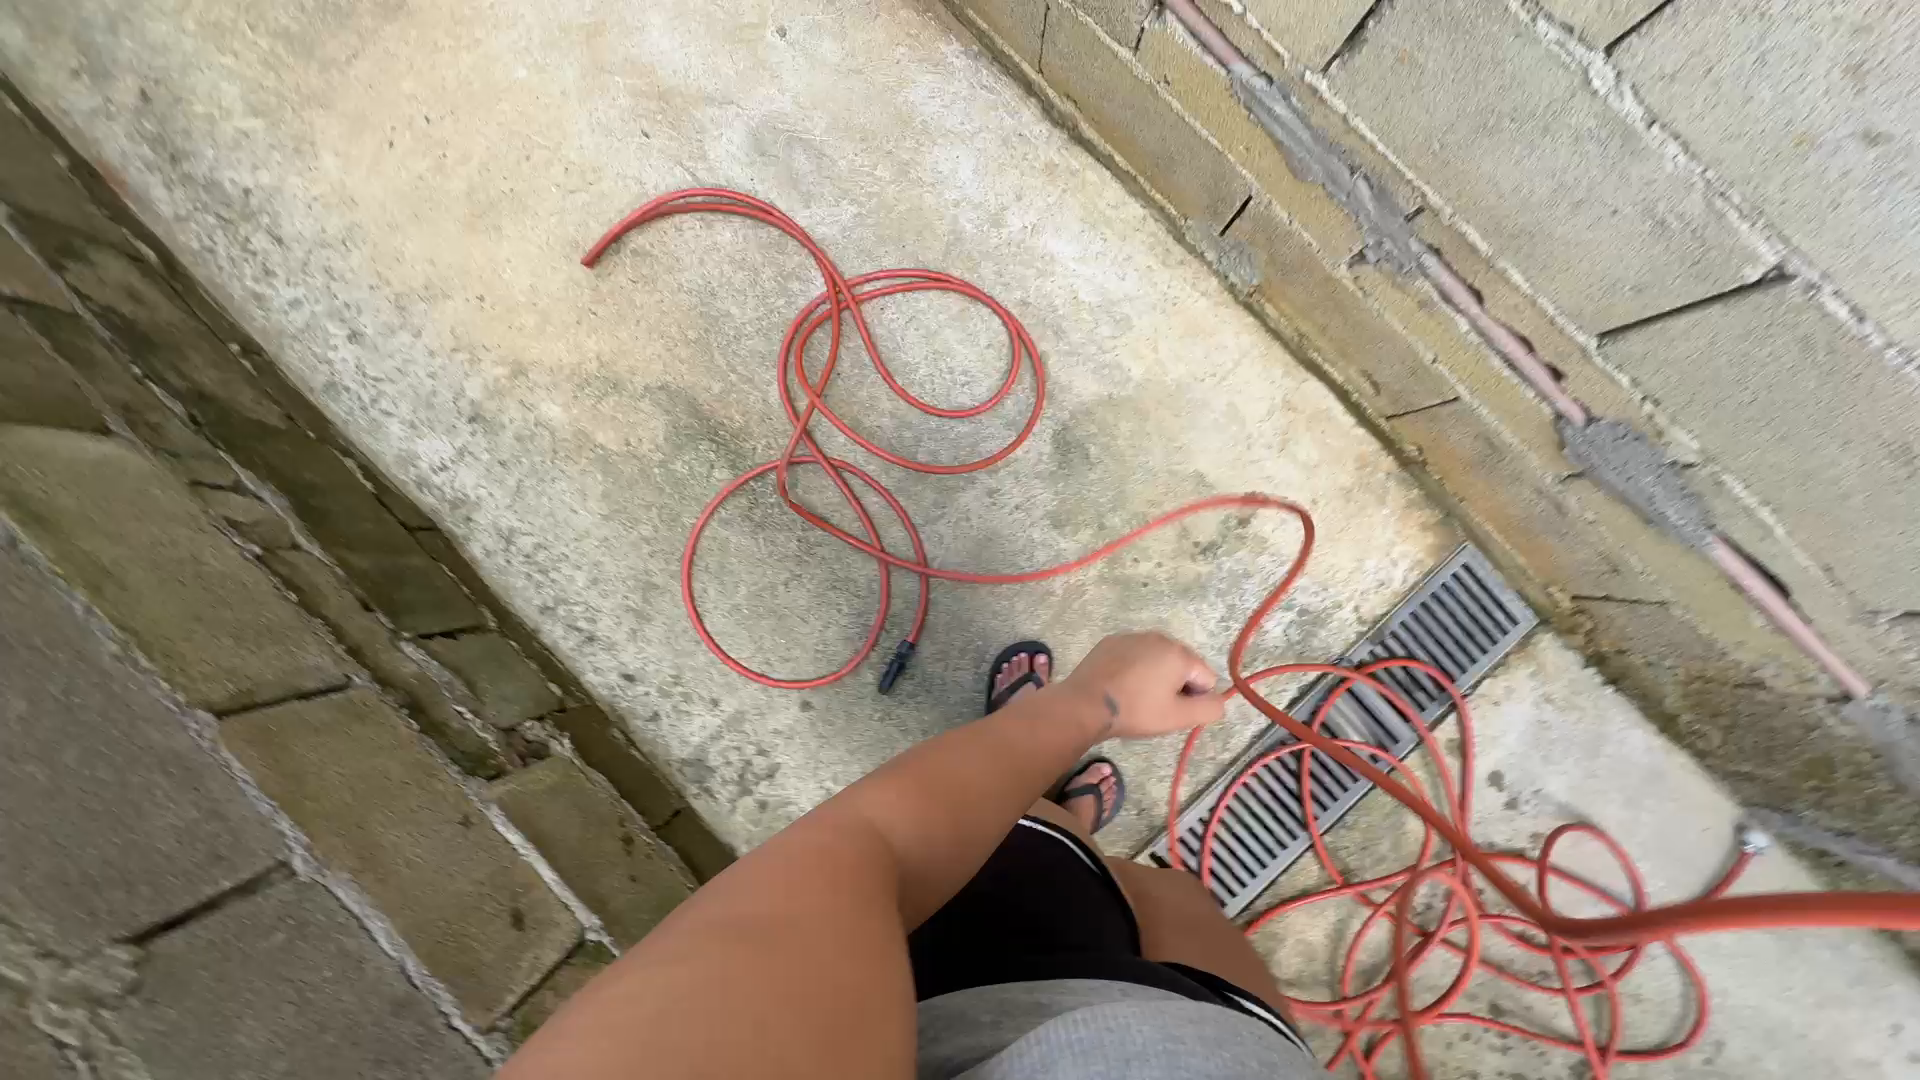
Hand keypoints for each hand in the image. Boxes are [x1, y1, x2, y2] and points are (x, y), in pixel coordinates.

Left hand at [1057, 632, 1226, 738]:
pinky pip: (1134, 656)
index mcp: (1179, 653)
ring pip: (1157, 659)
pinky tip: (1119, 686)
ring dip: (1154, 676)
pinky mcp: (1110, 641)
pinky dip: (1133, 669)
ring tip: (1135, 697)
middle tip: (1153, 705)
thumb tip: (1219, 700)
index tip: (1171, 709)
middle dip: (1175, 685)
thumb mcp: (1179, 717)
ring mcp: (1132, 636)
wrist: (1085, 704)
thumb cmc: (1135, 710)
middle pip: (1182, 665)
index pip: (1206, 678)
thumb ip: (1209, 709)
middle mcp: (1158, 637)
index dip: (1194, 699)